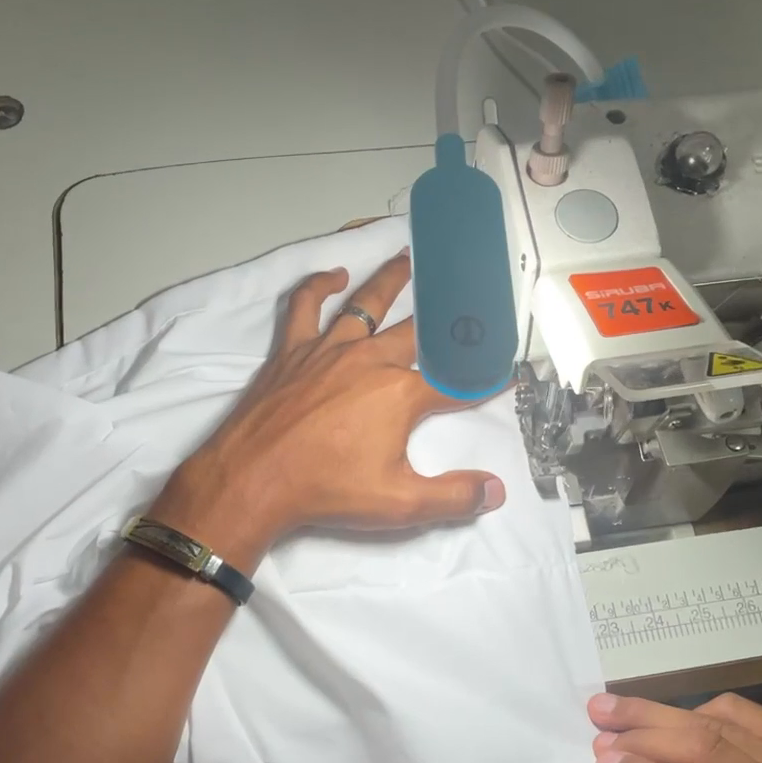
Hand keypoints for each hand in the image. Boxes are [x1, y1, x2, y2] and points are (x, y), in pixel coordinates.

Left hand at [149, 251, 504, 569]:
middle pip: (418, 331)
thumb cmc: (328, 491)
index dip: (486, 380)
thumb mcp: (400, 504)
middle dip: (449, 315)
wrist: (253, 479)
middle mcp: (370, 360)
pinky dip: (320, 286)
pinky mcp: (292, 351)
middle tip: (470, 297)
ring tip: (408, 259)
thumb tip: (496, 491)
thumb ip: (453, 497)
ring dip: (392, 280)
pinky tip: (333, 276)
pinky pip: (306, 306)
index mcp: (400, 394)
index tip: (508, 371)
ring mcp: (329, 350)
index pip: (457, 383)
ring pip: (367, 304)